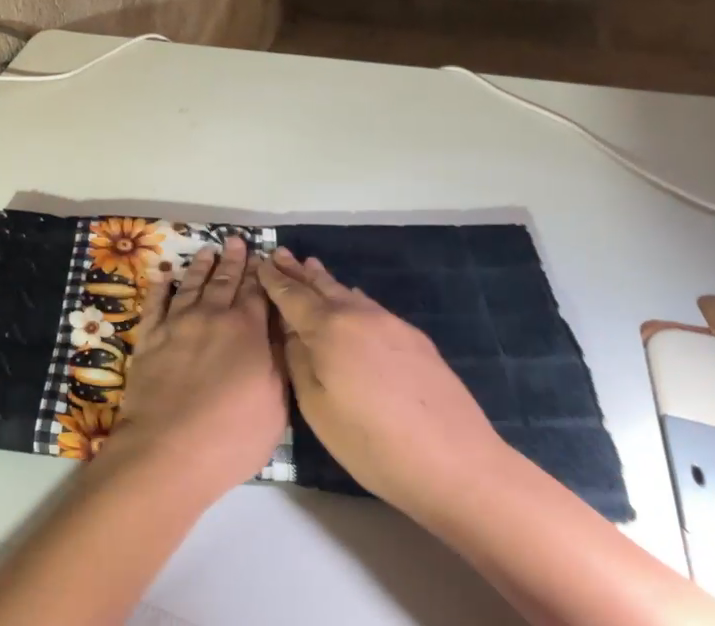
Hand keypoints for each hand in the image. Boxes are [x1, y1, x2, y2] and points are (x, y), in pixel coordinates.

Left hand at [111, 236, 287, 501]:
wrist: (169, 450)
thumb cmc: (232, 436)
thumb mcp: (276, 404)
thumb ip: (277, 361)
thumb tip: (278, 332)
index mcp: (247, 331)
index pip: (257, 293)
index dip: (262, 274)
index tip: (264, 257)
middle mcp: (211, 318)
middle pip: (224, 282)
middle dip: (233, 261)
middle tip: (236, 241)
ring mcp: (176, 326)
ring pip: (190, 286)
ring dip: (200, 267)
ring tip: (207, 251)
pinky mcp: (148, 340)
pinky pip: (154, 306)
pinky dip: (159, 289)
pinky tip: (163, 278)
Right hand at [256, 249, 509, 516]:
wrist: (454, 462)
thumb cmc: (371, 442)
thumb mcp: (317, 408)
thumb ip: (298, 362)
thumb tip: (292, 333)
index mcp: (328, 330)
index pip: (292, 296)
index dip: (273, 279)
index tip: (260, 261)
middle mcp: (360, 316)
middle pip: (322, 286)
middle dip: (298, 270)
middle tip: (280, 252)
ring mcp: (392, 325)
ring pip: (350, 295)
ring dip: (326, 281)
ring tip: (311, 267)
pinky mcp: (416, 341)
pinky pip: (372, 308)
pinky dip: (353, 299)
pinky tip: (353, 300)